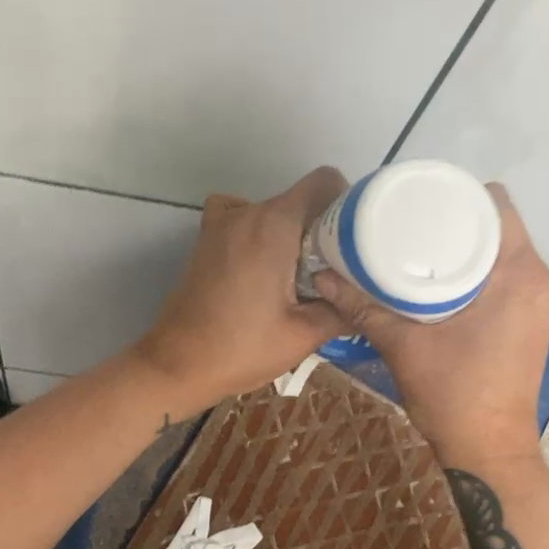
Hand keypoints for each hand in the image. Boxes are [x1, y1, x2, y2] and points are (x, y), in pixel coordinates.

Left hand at [132, 167, 350, 412]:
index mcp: (274, 225)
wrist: (177, 366)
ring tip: (300, 277)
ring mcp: (220, 225)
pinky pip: (240, 219)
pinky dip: (256, 232)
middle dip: (321, 229)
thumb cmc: (240, 350)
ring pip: (271, 212)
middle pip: (298, 200)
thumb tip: (370, 300)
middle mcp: (246, 213)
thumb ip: (343, 310)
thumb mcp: (303, 335)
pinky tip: (263, 265)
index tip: (353, 240)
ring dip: (290, 235)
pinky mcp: (205, 241)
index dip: (346, 204)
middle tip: (335, 272)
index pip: (323, 183)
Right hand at [314, 183, 548, 464]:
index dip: (455, 194)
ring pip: (499, 254)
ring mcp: (536, 303)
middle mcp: (537, 280)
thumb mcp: (403, 346)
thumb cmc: (454, 396)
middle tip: (405, 225)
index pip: (495, 205)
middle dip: (452, 221)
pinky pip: (502, 279)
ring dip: (462, 249)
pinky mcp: (527, 323)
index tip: (417, 202)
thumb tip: (322, 275)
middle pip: (497, 227)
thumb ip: (364, 308)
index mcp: (517, 274)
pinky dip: (472, 274)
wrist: (488, 450)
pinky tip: (435, 283)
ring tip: (416, 250)